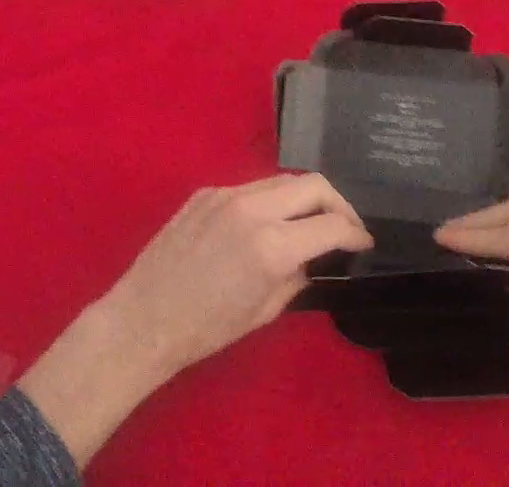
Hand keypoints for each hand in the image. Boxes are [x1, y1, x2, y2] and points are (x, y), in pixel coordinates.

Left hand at [98, 172, 374, 375]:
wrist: (144, 317)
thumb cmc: (206, 328)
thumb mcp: (264, 311)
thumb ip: (297, 276)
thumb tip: (315, 257)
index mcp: (271, 245)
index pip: (332, 224)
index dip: (356, 233)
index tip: (364, 243)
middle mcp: (252, 209)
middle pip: (313, 184)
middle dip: (338, 203)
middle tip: (345, 227)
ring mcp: (226, 195)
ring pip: (282, 180)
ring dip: (303, 198)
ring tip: (309, 223)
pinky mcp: (206, 192)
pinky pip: (251, 188)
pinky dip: (270, 201)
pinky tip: (267, 224)